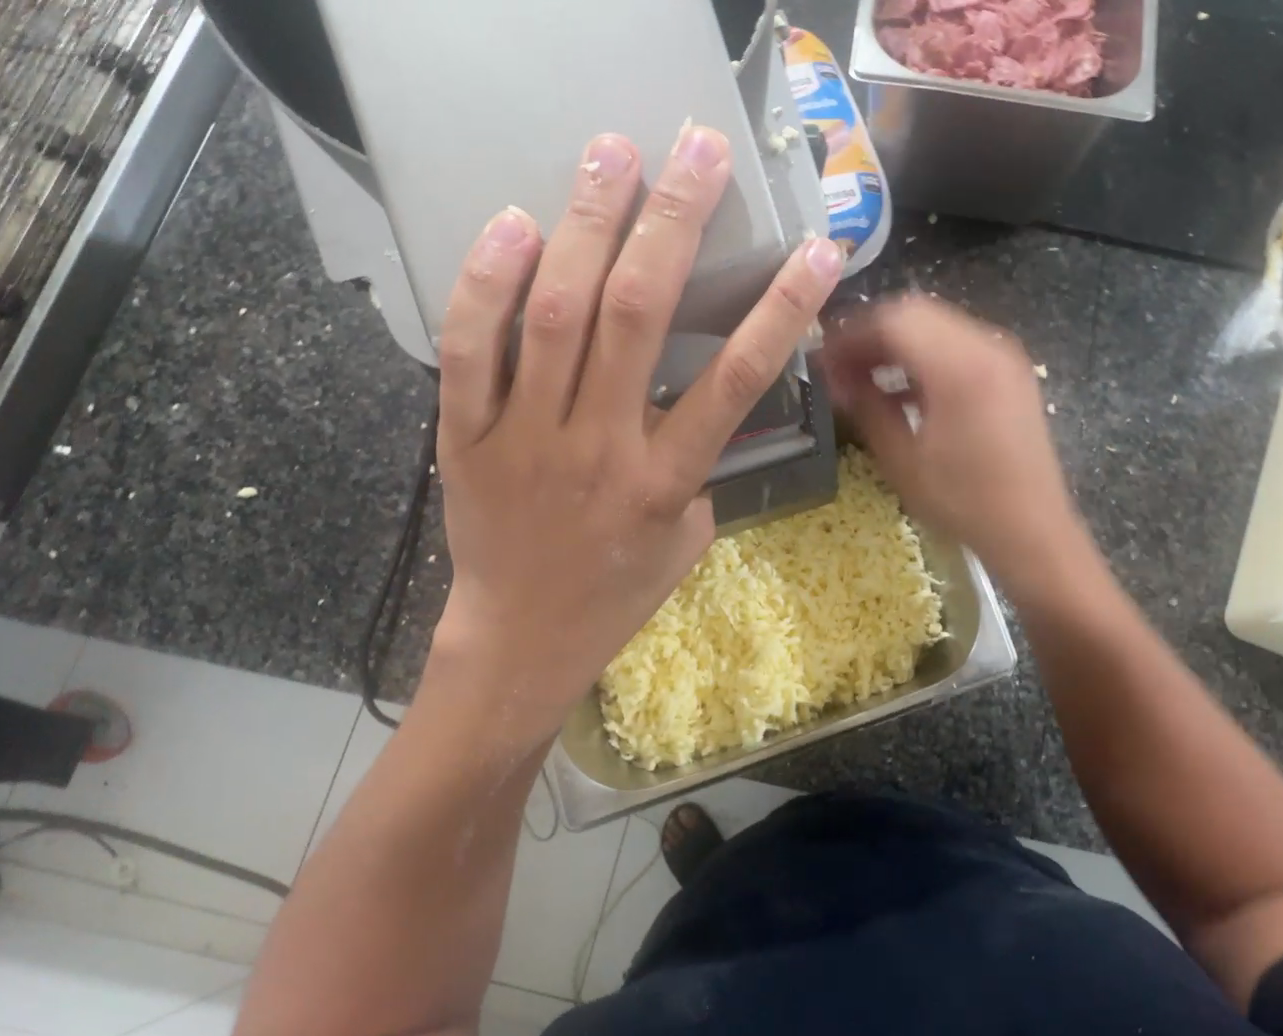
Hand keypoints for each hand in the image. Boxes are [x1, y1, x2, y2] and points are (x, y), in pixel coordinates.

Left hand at [431, 128, 844, 725]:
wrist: (522, 639)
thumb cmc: (618, 593)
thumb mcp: (688, 541)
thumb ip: (698, 467)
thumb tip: (694, 398)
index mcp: (665, 481)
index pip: (733, 381)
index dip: (781, 309)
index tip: (817, 249)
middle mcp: (598, 447)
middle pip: (636, 316)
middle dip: (674, 222)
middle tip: (697, 148)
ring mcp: (525, 437)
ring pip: (554, 315)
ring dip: (587, 224)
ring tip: (612, 155)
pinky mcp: (465, 435)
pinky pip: (470, 349)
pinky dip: (486, 283)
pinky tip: (516, 225)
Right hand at [822, 297, 1093, 601]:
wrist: (1032, 531)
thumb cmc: (964, 502)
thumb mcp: (903, 461)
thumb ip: (867, 408)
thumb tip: (838, 378)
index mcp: (958, 365)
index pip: (892, 319)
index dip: (849, 334)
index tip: (821, 359)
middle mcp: (986, 345)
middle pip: (916, 313)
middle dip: (871, 335)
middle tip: (838, 367)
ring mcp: (1004, 356)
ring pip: (938, 325)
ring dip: (897, 344)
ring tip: (864, 379)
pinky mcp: (1012, 373)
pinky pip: (960, 345)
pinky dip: (926, 356)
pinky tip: (902, 390)